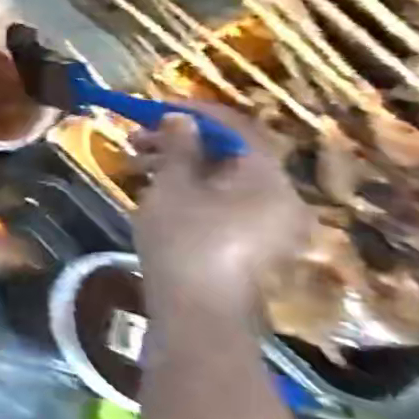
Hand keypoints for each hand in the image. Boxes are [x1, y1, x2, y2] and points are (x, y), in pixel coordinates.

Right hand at [131, 107, 310, 320]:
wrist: (197, 311)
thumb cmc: (183, 241)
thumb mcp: (172, 186)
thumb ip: (177, 147)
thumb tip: (179, 118)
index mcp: (267, 178)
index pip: (239, 128)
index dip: (198, 112)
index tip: (158, 107)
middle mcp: (282, 197)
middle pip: (233, 155)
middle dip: (184, 142)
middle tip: (137, 140)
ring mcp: (273, 225)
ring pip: (227, 180)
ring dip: (184, 167)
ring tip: (138, 169)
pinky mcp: (256, 246)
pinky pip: (228, 203)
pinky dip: (196, 191)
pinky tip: (160, 196)